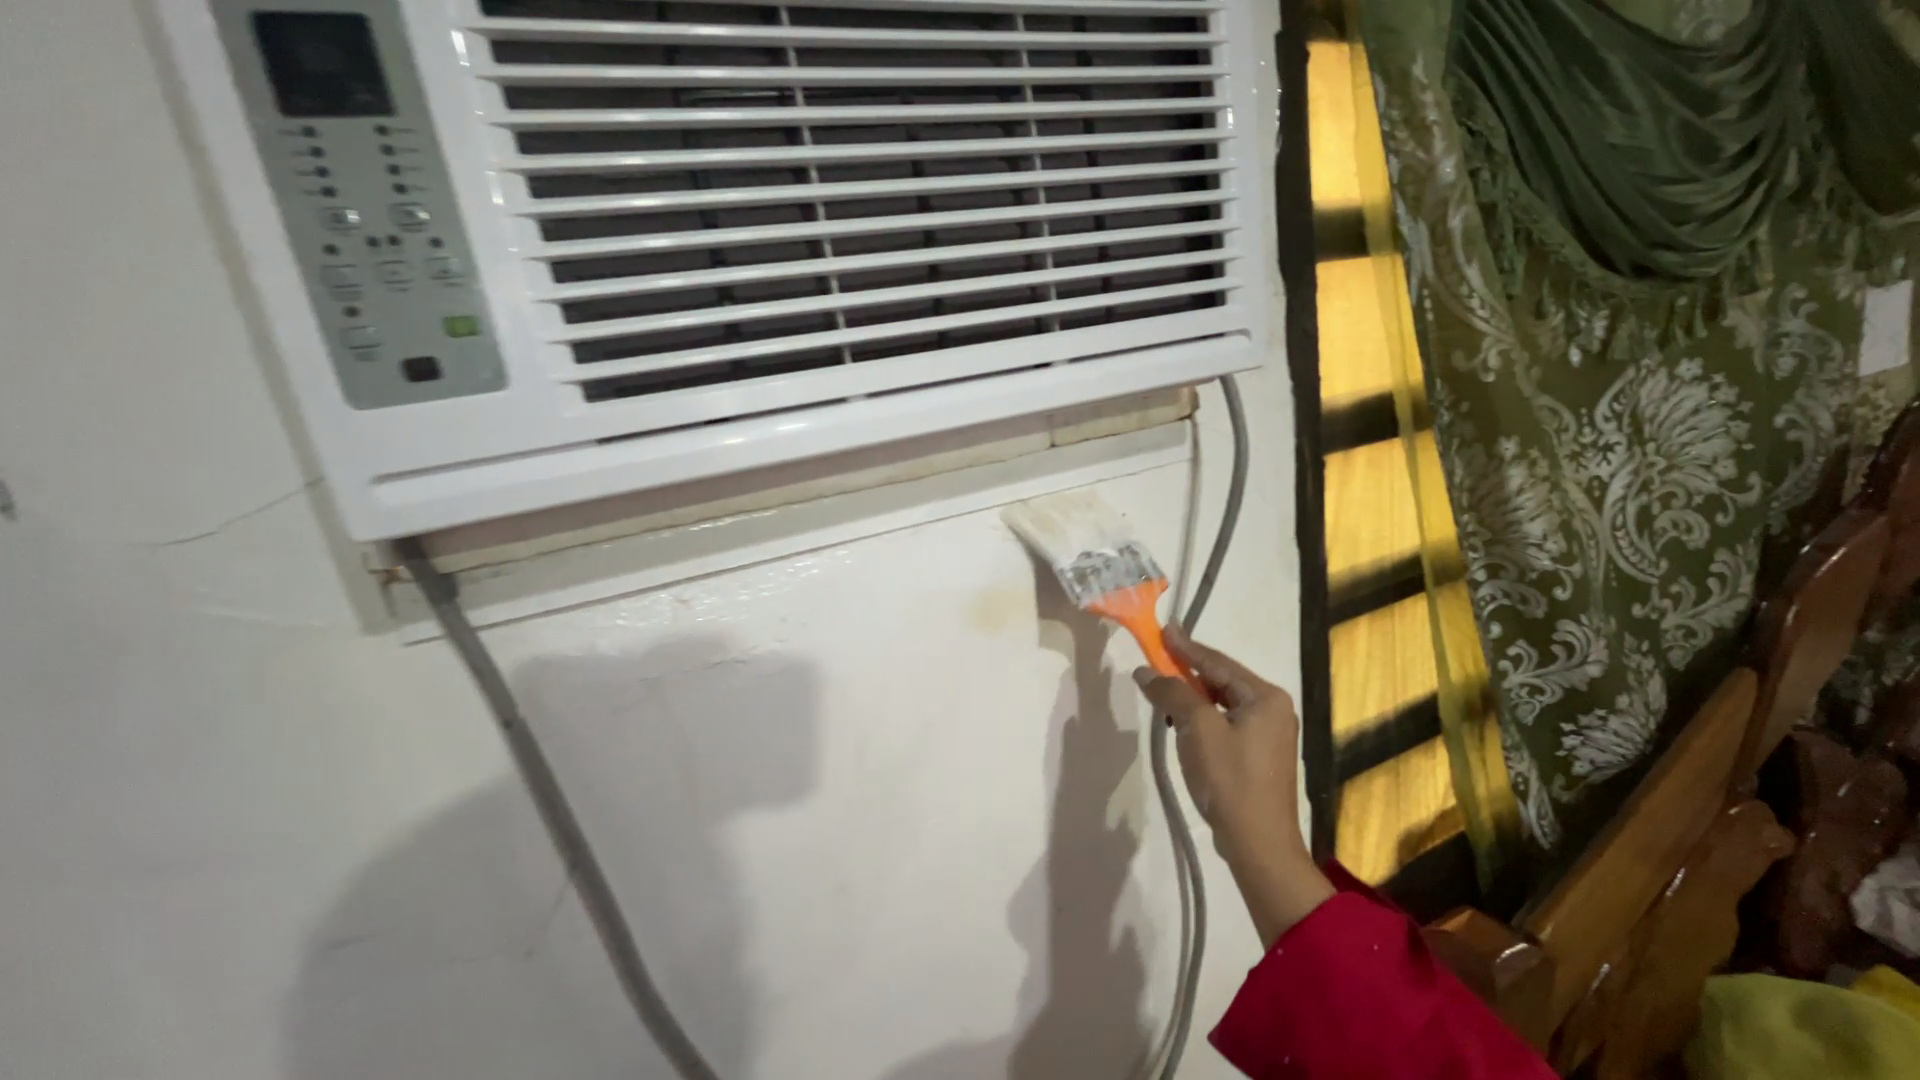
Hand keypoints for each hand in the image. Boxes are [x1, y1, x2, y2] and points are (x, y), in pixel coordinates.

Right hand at [1135, 625, 1333, 947]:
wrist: (1257, 842)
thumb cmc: (1229, 779)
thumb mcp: (1196, 729)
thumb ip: (1172, 694)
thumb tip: (1146, 672)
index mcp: (1265, 697)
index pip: (1218, 662)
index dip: (1186, 646)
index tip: (1163, 629)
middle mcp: (1273, 709)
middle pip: (1222, 680)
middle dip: (1187, 673)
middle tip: (1156, 660)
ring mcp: (1269, 735)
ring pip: (1222, 704)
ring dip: (1191, 699)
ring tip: (1161, 695)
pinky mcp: (1259, 757)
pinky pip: (1225, 724)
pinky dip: (1201, 720)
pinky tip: (1180, 726)